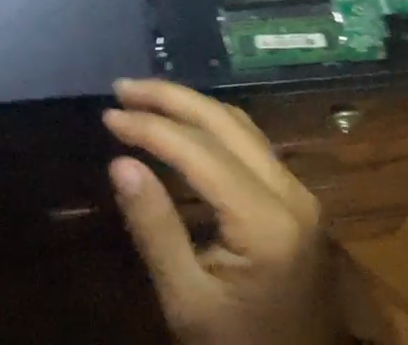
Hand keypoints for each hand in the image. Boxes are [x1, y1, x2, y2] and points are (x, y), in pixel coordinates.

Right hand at [105, 78, 340, 344]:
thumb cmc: (237, 344)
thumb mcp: (186, 300)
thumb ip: (155, 229)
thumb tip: (120, 162)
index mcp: (266, 221)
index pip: (200, 151)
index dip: (151, 126)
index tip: (108, 115)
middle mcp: (290, 193)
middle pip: (225, 123)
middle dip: (170, 99)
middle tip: (122, 88)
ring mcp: (299, 194)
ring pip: (241, 126)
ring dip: (191, 106)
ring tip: (144, 98)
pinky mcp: (296, 200)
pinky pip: (252, 144)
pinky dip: (211, 125)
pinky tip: (182, 124)